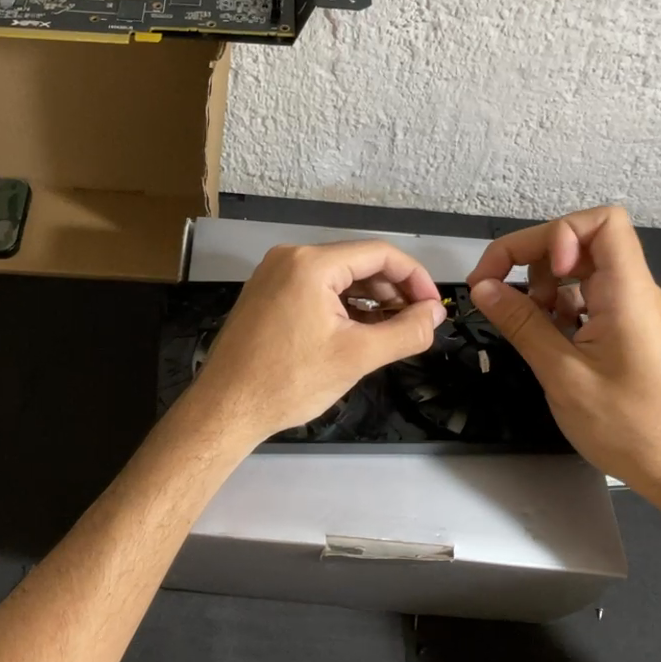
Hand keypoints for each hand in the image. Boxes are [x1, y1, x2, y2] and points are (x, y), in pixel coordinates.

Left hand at [191, 241, 446, 444]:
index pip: (379, 253)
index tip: (434, 308)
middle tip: (418, 324)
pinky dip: (342, 307)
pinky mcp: (266, 294)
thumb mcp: (357, 356)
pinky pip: (315, 290)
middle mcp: (290, 258)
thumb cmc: (289, 381)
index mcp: (311, 263)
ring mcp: (273, 275)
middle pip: (357, 262)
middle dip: (393, 291)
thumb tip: (435, 314)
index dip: (415, 278)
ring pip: (337, 278)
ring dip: (369, 301)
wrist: (226, 408)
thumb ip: (405, 331)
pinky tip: (360, 332)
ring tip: (393, 332)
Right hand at [465, 205, 660, 497]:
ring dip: (545, 286)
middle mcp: (636, 293)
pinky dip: (561, 309)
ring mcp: (636, 313)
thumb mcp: (563, 375)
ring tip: (526, 324)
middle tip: (500, 295)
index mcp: (627, 293)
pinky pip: (592, 300)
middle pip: (585, 241)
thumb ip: (522, 324)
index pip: (602, 222)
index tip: (529, 274)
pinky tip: (547, 340)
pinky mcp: (634, 335)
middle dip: (535, 258)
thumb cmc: (632, 427)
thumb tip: (483, 288)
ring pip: (585, 271)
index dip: (556, 234)